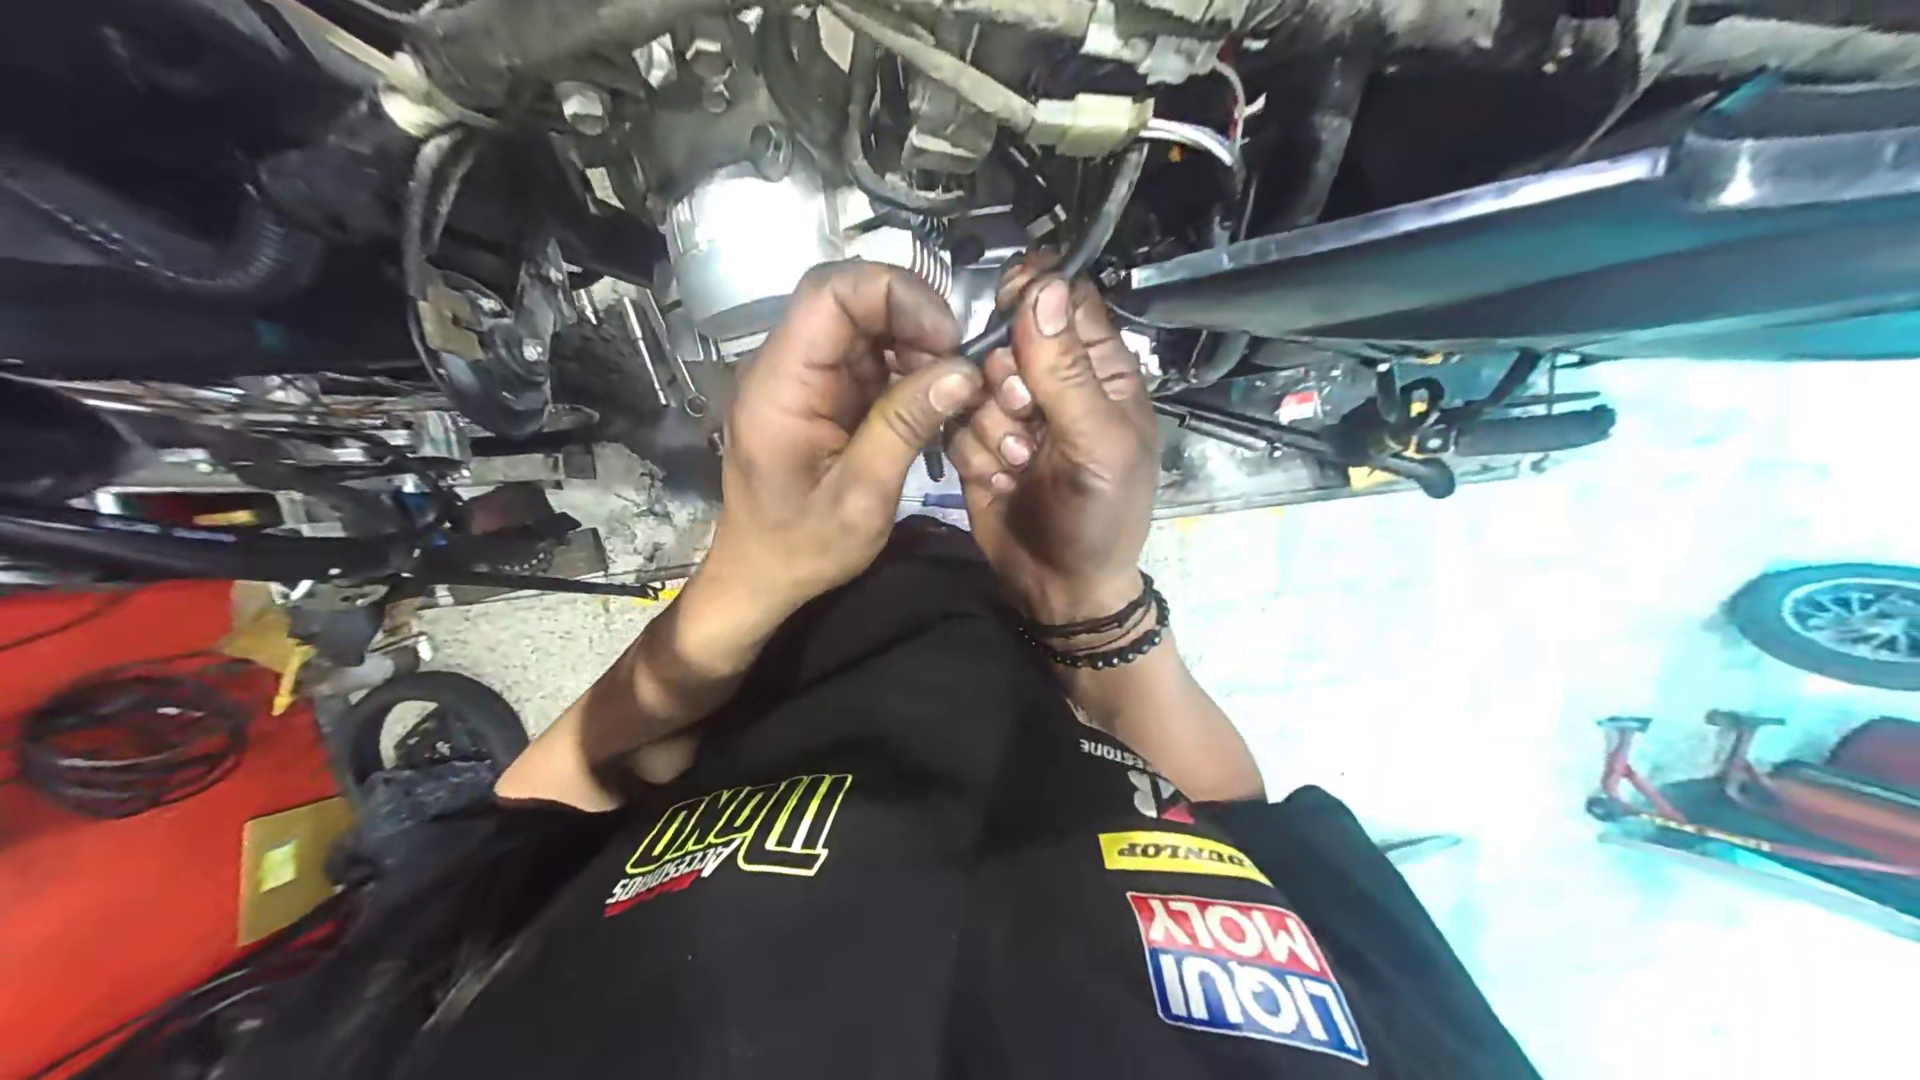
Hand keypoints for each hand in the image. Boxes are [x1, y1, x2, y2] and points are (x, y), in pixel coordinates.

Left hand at [700, 260, 983, 625]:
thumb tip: (963, 372)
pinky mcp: (819, 395)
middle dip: (913, 321)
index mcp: (780, 386)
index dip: (896, 295)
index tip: (947, 339)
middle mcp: (784, 368)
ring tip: (946, 391)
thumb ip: (905, 427)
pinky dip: (904, 370)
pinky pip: (866, 359)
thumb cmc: (803, 547)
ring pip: (863, 326)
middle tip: (956, 369)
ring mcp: (802, 379)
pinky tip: (927, 402)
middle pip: (849, 301)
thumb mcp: (862, 497)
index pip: (831, 293)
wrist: (762, 573)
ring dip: (913, 346)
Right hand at [947, 263, 1157, 623]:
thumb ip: (1067, 372)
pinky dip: (973, 455)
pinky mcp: (976, 445)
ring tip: (1018, 465)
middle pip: (1006, 340)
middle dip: (1008, 382)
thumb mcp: (1098, 445)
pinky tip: (1000, 481)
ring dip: (991, 428)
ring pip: (972, 384)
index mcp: (1100, 371)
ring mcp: (1009, 414)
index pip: (1065, 302)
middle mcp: (1052, 383)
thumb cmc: (1101, 515)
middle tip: (1026, 420)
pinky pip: (954, 424)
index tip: (1009, 314)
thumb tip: (1044, 288)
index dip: (1034, 300)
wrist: (1060, 587)